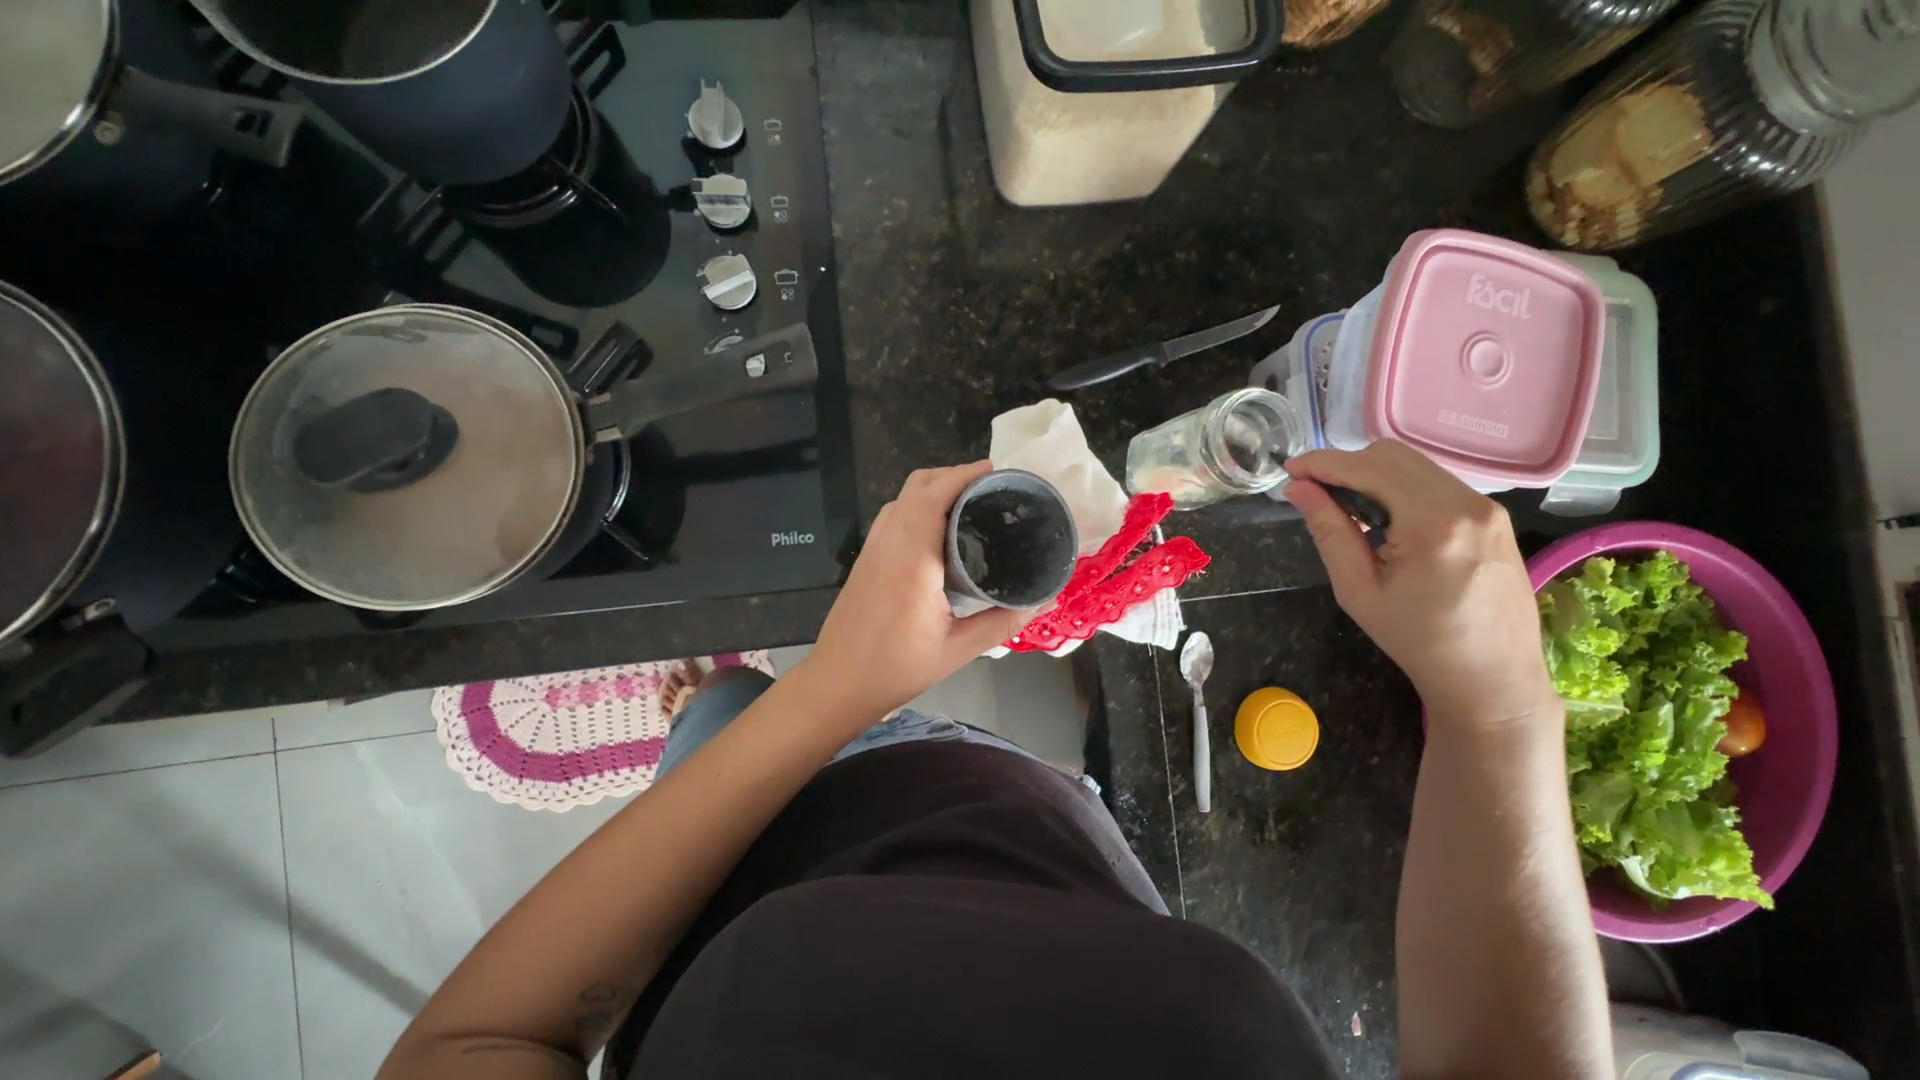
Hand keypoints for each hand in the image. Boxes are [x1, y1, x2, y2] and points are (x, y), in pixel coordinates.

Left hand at [792, 462, 1030, 726]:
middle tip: (992, 489)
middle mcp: (888, 542)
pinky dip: (917, 506)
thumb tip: (1045, 600)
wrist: (836, 684)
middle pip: (918, 486)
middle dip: (954, 476)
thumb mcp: (958, 649)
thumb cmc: (896, 669)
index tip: (998, 472)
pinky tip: (940, 530)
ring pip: (902, 498)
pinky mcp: (865, 559)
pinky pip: (893, 516)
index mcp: (912, 558)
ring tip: (971, 504)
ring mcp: (872, 548)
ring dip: (934, 489)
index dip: (965, 475)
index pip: (935, 495)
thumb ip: (1002, 621)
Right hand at [1283, 441, 1556, 727]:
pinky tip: (1385, 518)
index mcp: (1433, 524)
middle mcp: (1467, 503)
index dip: (1323, 463)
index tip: (1290, 470)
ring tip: (1347, 508)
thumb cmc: (1417, 642)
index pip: (1369, 469)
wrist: (1492, 676)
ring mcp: (1487, 507)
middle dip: (1346, 465)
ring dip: (1373, 474)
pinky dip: (1401, 487)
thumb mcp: (1359, 591)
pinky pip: (1437, 482)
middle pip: (1393, 456)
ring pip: (1416, 465)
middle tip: (1314, 492)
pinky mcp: (1494, 516)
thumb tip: (1299, 489)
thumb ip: (1329, 533)